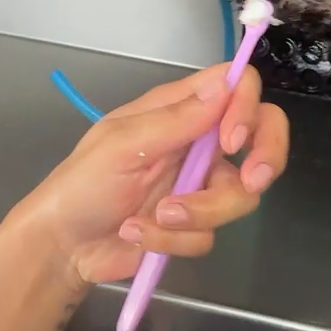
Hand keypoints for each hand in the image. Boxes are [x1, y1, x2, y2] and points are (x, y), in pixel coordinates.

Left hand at [7, 63, 288, 284]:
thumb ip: (175, 120)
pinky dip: (175, 238)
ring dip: (198, 212)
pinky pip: (211, 233)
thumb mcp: (122, 145)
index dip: (246, 106)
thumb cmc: (83, 182)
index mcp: (178, 108)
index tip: (233, 141)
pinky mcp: (196, 224)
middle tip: (250, 183)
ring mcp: (200, 183)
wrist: (64, 245)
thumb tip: (225, 86)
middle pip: (261, 134)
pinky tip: (139, 234)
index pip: (234, 85)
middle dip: (266, 158)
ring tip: (154, 218)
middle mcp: (198, 140)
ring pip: (239, 194)